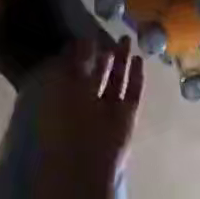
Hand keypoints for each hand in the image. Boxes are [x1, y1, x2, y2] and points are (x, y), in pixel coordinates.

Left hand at [35, 36, 145, 184]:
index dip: (78, 53)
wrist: (83, 164)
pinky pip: (132, 92)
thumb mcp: (62, 84)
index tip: (86, 34)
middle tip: (108, 34)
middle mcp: (84, 106)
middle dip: (101, 56)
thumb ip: (73, 61)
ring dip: (121, 61)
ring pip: (115, 81)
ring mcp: (107, 112)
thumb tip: (81, 40)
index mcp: (61, 100)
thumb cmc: (63, 122)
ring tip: (125, 39)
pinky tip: (138, 58)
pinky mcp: (126, 117)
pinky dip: (136, 76)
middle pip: (95, 76)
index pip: (70, 72)